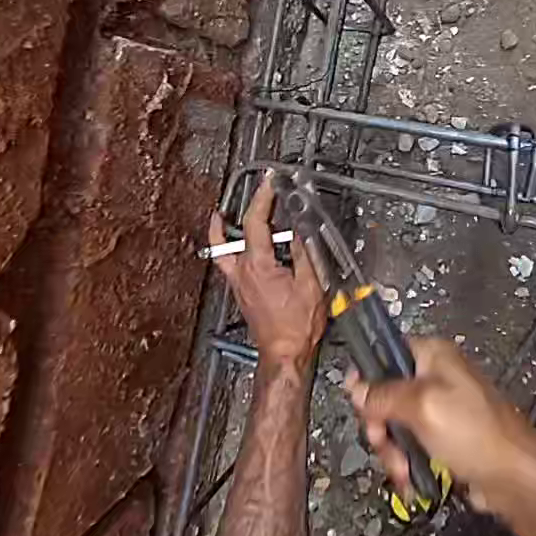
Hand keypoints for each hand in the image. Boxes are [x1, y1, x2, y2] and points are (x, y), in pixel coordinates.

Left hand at [208, 177, 325, 367]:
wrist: (284, 353)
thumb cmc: (295, 328)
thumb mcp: (311, 285)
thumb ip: (304, 253)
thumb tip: (300, 230)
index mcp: (258, 266)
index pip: (256, 221)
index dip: (262, 197)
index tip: (269, 182)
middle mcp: (242, 272)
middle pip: (239, 229)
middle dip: (252, 207)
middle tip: (264, 192)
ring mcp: (237, 281)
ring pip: (224, 247)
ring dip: (226, 226)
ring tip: (228, 212)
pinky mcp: (240, 289)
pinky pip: (226, 261)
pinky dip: (225, 246)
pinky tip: (233, 242)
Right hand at [346, 337, 535, 512]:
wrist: (516, 480)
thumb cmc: (477, 434)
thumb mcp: (421, 406)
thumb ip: (383, 394)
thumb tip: (356, 387)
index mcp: (432, 355)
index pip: (385, 352)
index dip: (368, 377)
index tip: (360, 404)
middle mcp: (435, 376)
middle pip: (385, 393)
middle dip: (380, 425)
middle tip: (383, 442)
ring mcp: (439, 408)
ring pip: (395, 423)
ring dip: (392, 450)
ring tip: (402, 469)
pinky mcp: (444, 437)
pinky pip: (411, 444)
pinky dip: (406, 461)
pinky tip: (410, 478)